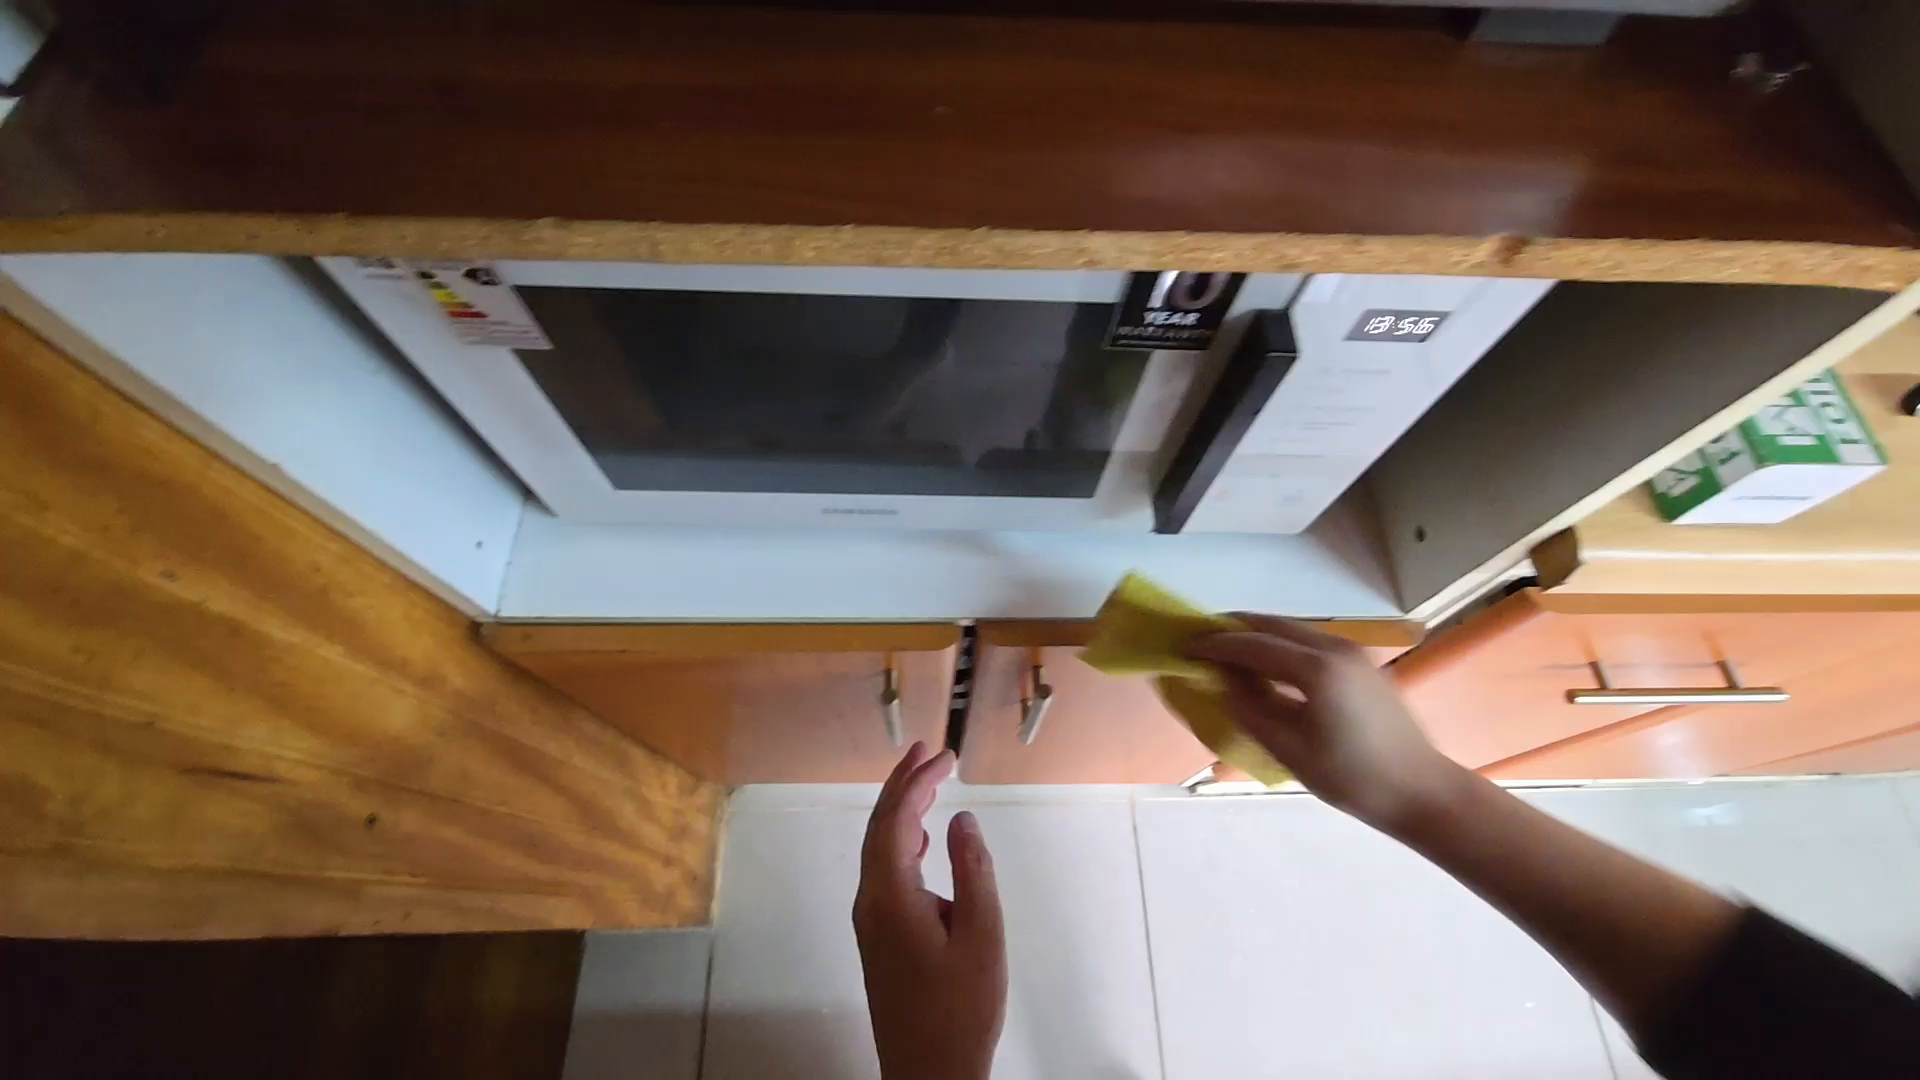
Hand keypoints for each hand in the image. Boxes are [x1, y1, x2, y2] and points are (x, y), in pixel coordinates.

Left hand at [854, 742, 1007, 1079]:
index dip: (917, 782)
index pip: (896, 820)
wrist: (929, 1074)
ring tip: (928, 781)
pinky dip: (901, 840)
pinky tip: (919, 837)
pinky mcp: (879, 935)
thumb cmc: (960, 1006)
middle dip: (902, 784)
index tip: (945, 757)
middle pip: (879, 827)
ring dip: (901, 809)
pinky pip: (884, 870)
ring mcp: (871, 919)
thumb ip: (973, 871)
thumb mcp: (981, 936)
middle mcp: (871, 900)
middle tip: (929, 751)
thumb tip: (963, 819)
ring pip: (879, 848)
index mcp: (890, 896)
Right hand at [1186, 614, 1464, 832]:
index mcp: (1316, 669)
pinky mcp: (1359, 663)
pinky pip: (1307, 640)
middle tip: (1200, 640)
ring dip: (1256, 634)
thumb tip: (1221, 682)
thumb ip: (1249, 708)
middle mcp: (1334, 648)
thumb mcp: (1289, 749)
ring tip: (1225, 650)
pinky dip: (1278, 644)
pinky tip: (1264, 663)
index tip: (1182, 648)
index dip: (1214, 645)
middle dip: (1232, 629)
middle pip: (1271, 624)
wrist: (1423, 792)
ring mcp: (1351, 652)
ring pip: (1291, 629)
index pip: (1252, 644)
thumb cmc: (1353, 778)